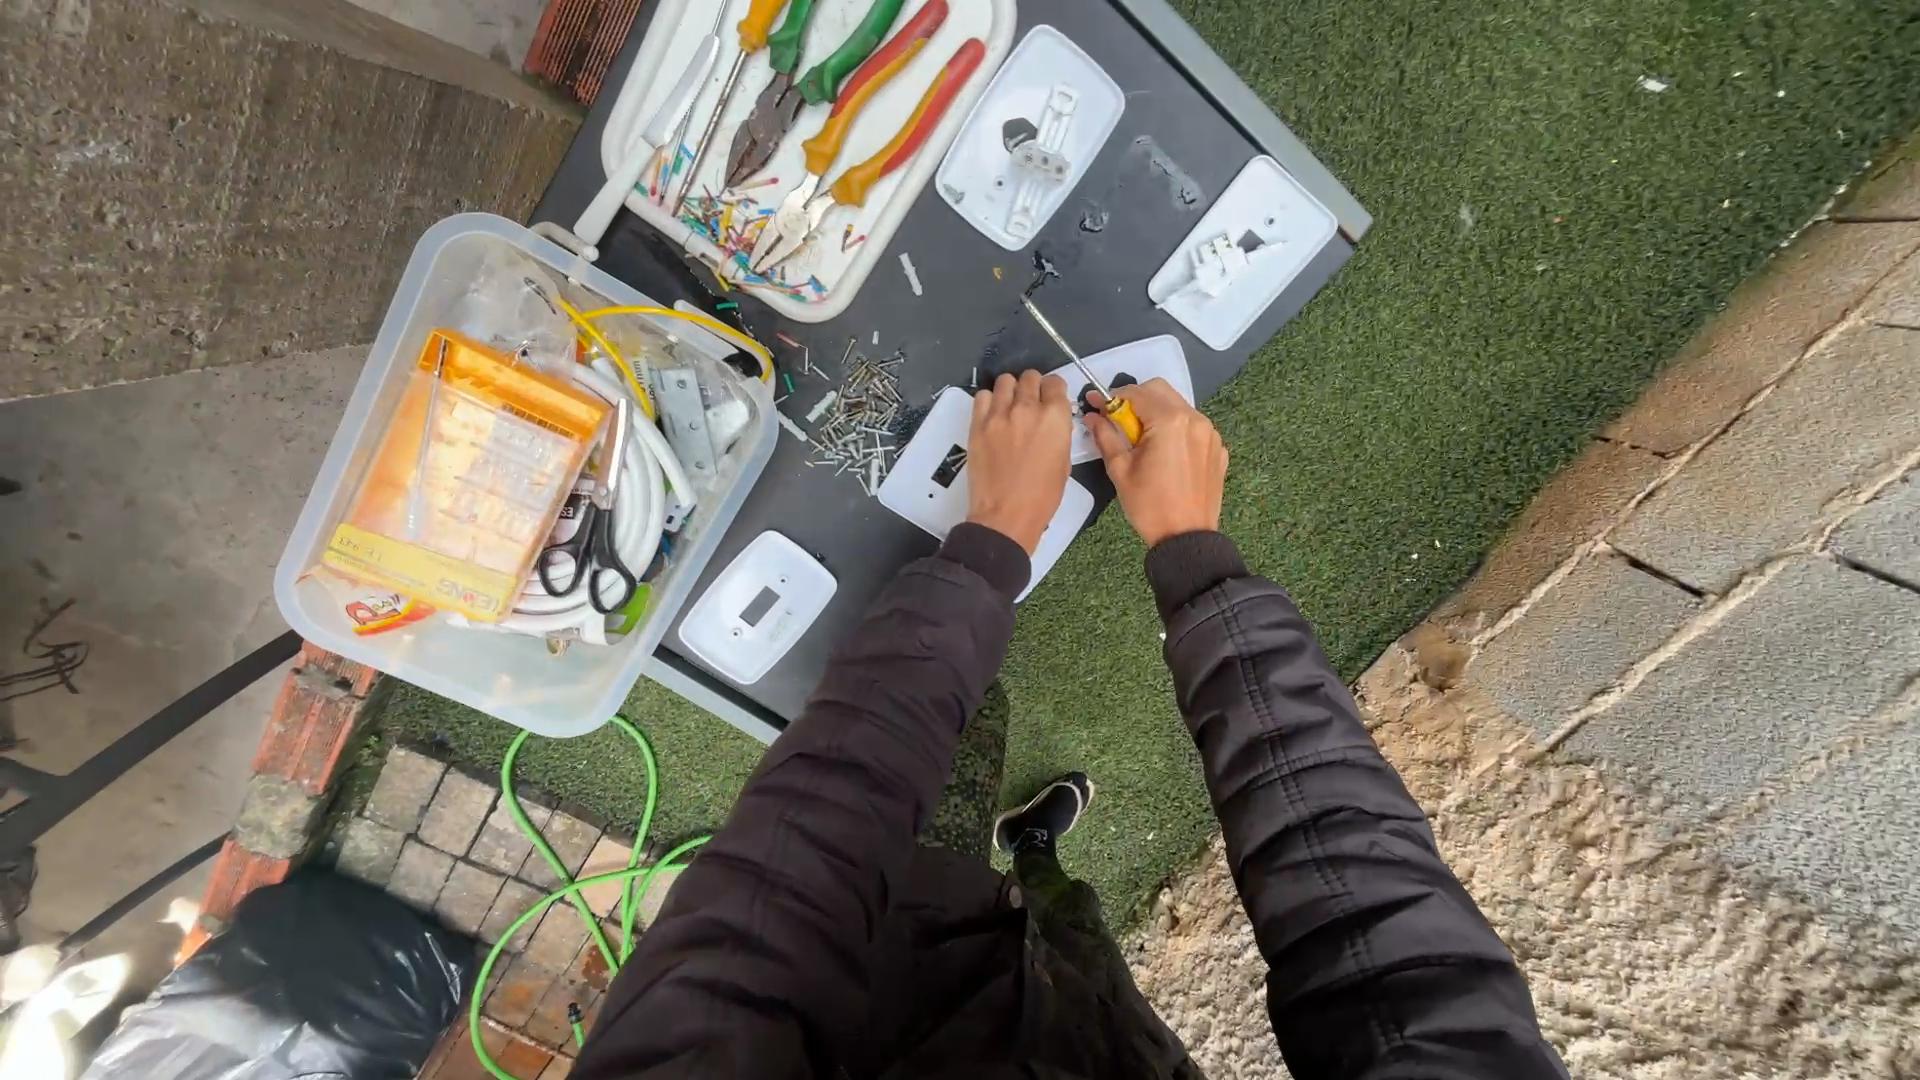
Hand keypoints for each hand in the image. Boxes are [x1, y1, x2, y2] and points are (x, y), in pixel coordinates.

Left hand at [965, 370, 1073, 554]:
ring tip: (1010, 406)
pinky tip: (992, 416)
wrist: (1006, 515)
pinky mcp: (977, 425)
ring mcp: (999, 415)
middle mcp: (1027, 409)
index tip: (1050, 398)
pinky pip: (982, 396)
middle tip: (1030, 403)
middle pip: (1030, 377)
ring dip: (1010, 390)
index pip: (1055, 383)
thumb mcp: (1063, 463)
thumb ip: (1058, 434)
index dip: (1053, 390)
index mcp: (1055, 418)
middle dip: (1033, 387)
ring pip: (1005, 381)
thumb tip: (1052, 422)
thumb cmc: (1041, 497)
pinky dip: (989, 401)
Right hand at [1085, 378, 1226, 547]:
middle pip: (1160, 391)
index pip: (1136, 392)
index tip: (1096, 405)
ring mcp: (1210, 433)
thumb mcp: (1120, 470)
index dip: (1112, 397)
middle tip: (1119, 423)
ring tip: (1142, 441)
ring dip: (1156, 413)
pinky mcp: (1217, 448)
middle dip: (1136, 399)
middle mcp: (1195, 419)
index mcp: (1169, 422)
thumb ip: (1106, 436)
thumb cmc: (1149, 506)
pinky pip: (1192, 426)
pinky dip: (1175, 430)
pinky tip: (1165, 455)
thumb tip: (1092, 416)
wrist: (1187, 538)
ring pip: (1178, 406)